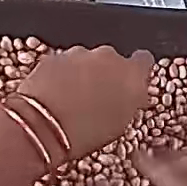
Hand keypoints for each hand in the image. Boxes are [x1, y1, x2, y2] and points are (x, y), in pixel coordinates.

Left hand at [0, 45, 151, 185]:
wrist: (42, 126)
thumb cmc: (85, 131)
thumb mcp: (120, 124)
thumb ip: (131, 101)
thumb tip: (134, 95)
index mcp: (132, 74)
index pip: (144, 61)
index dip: (138, 71)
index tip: (132, 82)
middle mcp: (108, 57)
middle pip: (113, 60)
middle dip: (108, 74)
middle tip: (100, 99)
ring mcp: (79, 54)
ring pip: (87, 61)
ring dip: (84, 75)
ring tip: (74, 102)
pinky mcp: (54, 57)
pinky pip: (64, 64)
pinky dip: (62, 76)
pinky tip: (57, 97)